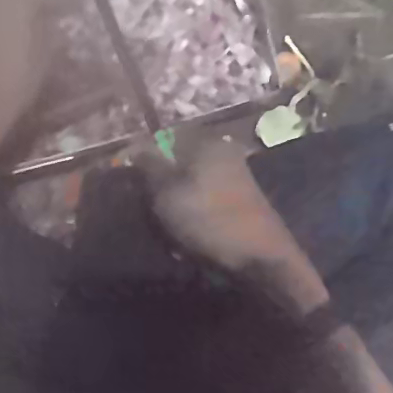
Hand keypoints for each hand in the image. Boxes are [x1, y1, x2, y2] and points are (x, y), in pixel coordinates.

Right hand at [146, 137, 329, 312]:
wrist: (260, 256)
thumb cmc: (209, 219)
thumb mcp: (167, 193)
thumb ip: (148, 166)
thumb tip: (135, 147)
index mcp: (205, 140)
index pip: (163, 137)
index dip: (143, 157)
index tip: (132, 182)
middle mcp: (222, 150)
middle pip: (177, 162)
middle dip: (161, 185)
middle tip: (152, 210)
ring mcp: (234, 174)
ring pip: (189, 184)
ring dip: (176, 206)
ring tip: (171, 230)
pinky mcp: (240, 199)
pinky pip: (205, 201)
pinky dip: (194, 216)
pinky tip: (190, 237)